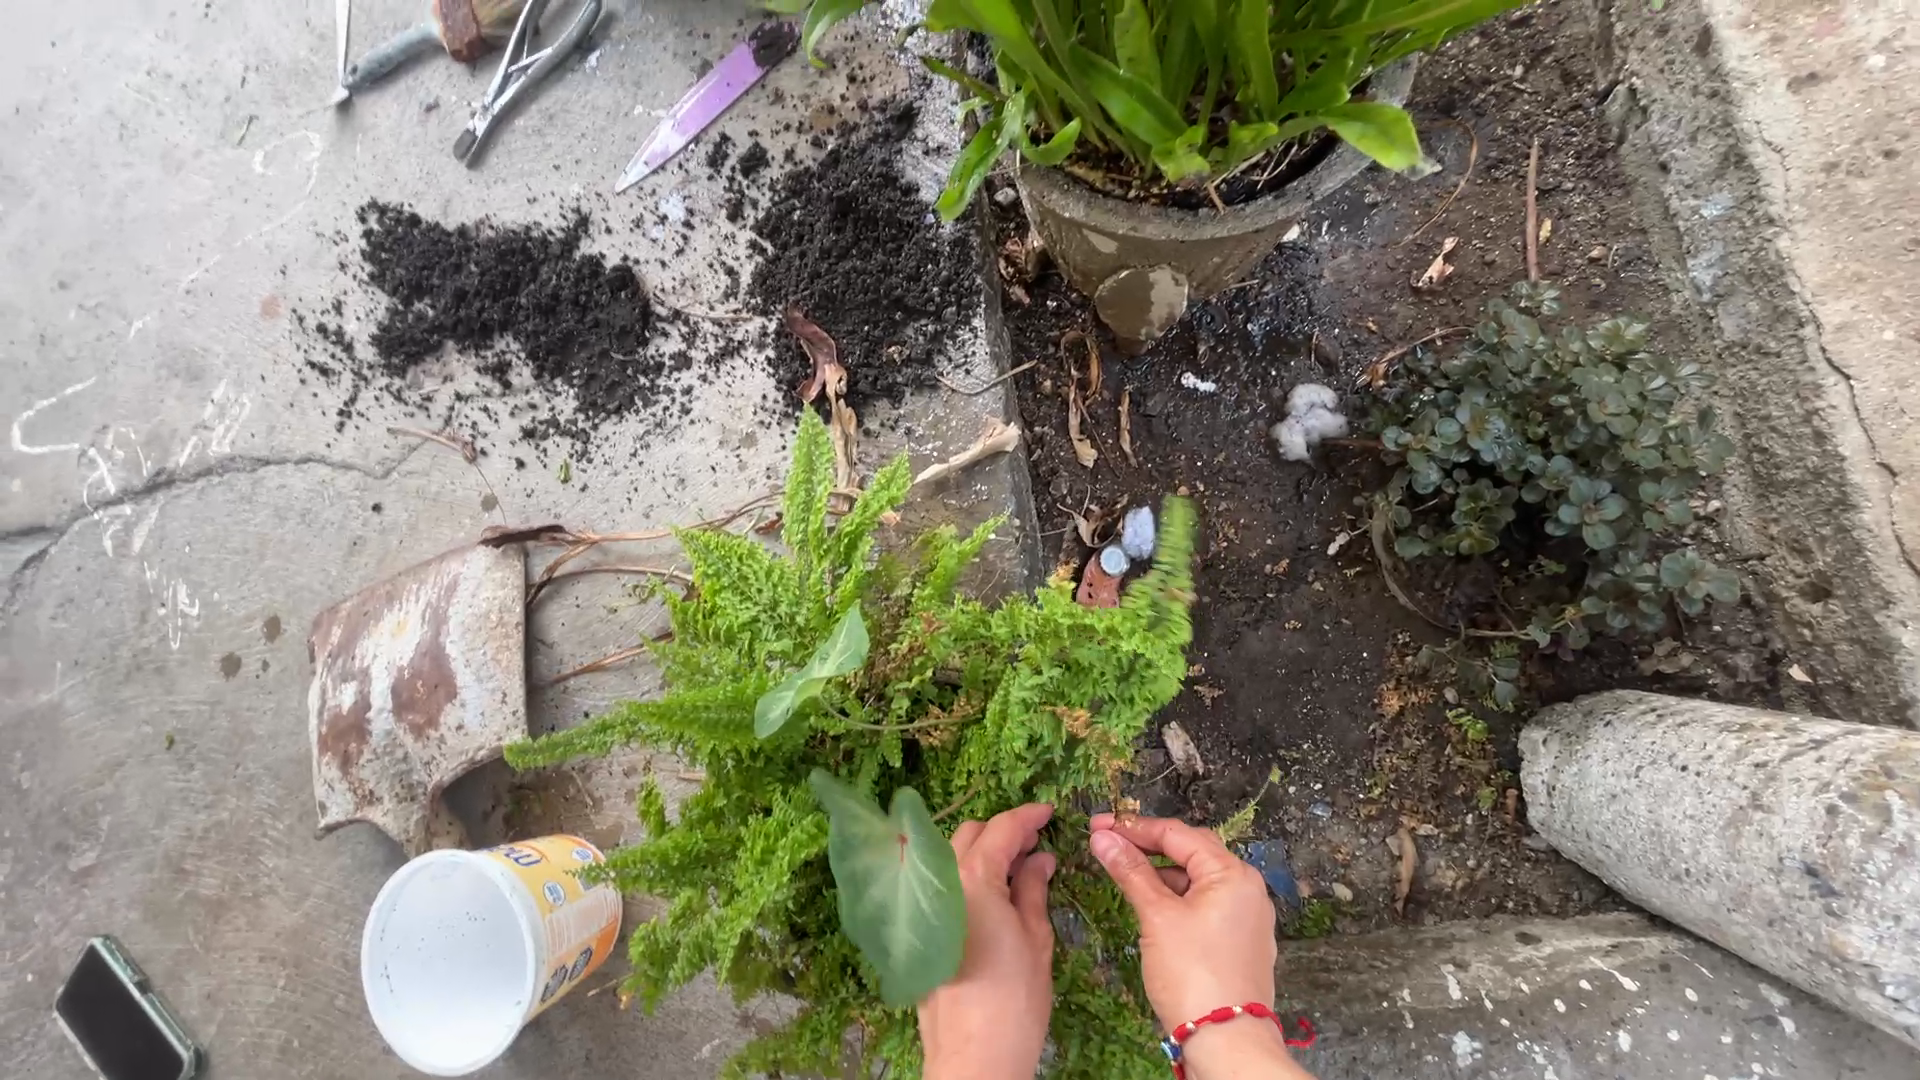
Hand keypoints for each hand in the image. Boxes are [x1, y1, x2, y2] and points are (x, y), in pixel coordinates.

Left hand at [919, 803, 1056, 1079]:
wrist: (973, 1061)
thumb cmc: (1014, 1001)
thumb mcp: (1036, 939)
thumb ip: (1033, 889)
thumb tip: (1039, 858)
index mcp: (974, 878)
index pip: (1001, 829)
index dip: (1027, 816)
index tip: (1048, 811)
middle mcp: (943, 882)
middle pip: (969, 835)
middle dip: (1002, 831)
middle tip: (1034, 843)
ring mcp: (927, 906)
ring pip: (950, 856)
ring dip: (981, 851)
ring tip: (1013, 866)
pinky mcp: (920, 929)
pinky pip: (942, 883)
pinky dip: (965, 875)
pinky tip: (989, 893)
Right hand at [1090, 814, 1308, 1079]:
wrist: (1227, 1047)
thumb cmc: (1192, 973)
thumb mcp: (1156, 916)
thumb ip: (1130, 870)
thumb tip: (1102, 836)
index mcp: (1232, 874)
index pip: (1177, 834)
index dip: (1134, 827)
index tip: (1098, 824)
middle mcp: (1246, 888)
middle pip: (1189, 851)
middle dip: (1147, 845)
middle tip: (1107, 842)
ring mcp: (1245, 916)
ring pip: (1195, 879)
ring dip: (1159, 872)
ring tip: (1122, 871)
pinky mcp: (1238, 941)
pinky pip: (1203, 903)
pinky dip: (1174, 896)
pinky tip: (1149, 901)